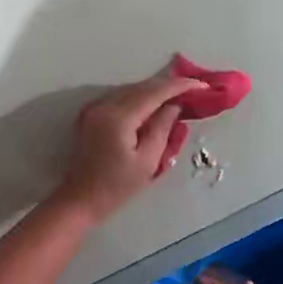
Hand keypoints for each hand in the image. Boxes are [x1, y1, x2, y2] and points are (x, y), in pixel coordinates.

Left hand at [50, 67, 204, 224]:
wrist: (80, 198)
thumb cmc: (117, 186)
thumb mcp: (148, 160)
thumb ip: (161, 128)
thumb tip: (173, 105)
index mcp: (117, 118)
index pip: (153, 93)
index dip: (179, 86)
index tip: (202, 85)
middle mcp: (102, 107)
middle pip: (139, 88)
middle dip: (167, 86)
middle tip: (194, 88)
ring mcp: (92, 110)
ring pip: (128, 90)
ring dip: (152, 90)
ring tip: (178, 94)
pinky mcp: (89, 116)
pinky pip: (117, 99)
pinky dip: (137, 98)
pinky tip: (153, 104)